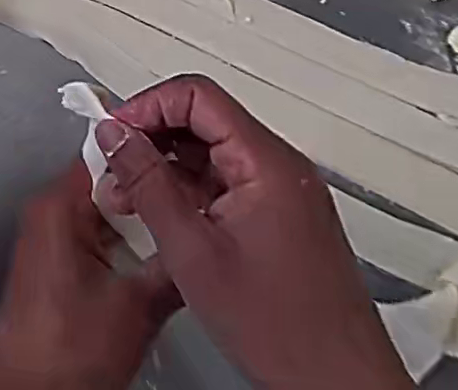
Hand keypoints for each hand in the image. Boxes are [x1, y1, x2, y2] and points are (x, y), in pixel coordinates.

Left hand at [0, 160, 181, 389]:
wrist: (24, 384)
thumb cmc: (69, 346)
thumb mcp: (134, 307)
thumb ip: (170, 268)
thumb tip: (200, 244)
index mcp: (60, 205)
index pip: (103, 157)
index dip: (141, 156)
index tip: (175, 162)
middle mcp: (51, 209)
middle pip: (105, 183)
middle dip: (144, 192)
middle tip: (187, 199)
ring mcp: (52, 232)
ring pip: (102, 209)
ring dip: (135, 219)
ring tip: (176, 224)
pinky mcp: (57, 255)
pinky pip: (94, 231)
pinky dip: (121, 240)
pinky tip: (152, 254)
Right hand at [96, 74, 411, 389]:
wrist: (341, 389)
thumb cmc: (288, 334)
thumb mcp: (192, 251)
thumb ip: (147, 182)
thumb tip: (116, 137)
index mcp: (267, 163)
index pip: (197, 97)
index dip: (148, 106)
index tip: (117, 129)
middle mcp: (278, 166)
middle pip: (200, 118)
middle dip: (150, 136)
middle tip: (116, 161)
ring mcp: (279, 189)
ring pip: (206, 149)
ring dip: (162, 164)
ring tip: (129, 192)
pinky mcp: (275, 211)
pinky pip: (219, 177)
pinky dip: (183, 187)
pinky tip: (159, 211)